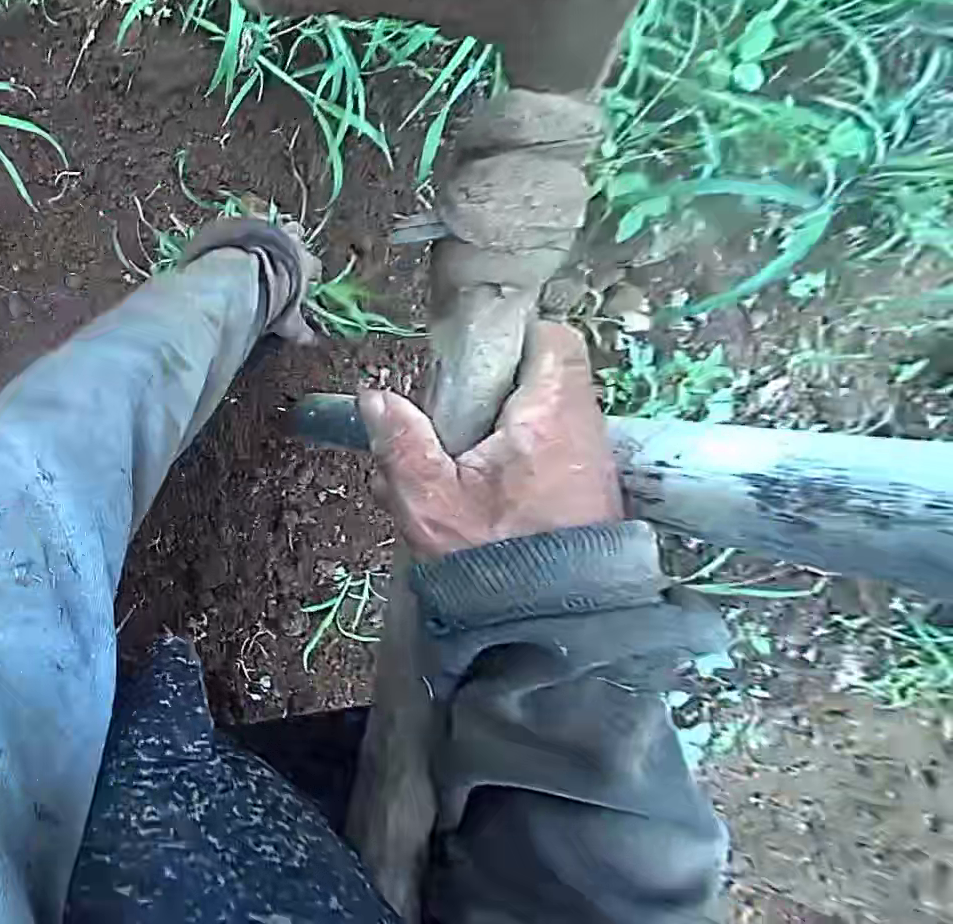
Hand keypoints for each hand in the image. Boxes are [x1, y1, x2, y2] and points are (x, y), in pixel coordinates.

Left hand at [181, 213, 319, 344]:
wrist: (247, 272)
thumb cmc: (272, 298)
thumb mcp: (285, 318)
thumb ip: (296, 328)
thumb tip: (310, 341)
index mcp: (306, 263)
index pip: (313, 266)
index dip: (307, 273)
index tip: (299, 280)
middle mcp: (293, 242)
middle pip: (298, 237)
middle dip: (291, 244)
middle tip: (278, 256)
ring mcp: (270, 228)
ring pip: (276, 223)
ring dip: (269, 231)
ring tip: (259, 241)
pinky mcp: (246, 220)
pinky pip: (249, 215)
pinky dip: (245, 221)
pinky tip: (236, 230)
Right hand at [358, 321, 620, 558]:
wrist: (548, 623)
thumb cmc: (488, 552)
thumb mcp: (426, 496)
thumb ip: (399, 440)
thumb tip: (374, 396)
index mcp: (549, 420)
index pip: (552, 342)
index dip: (508, 336)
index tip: (462, 359)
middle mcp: (581, 430)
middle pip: (531, 377)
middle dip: (476, 393)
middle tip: (434, 422)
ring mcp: (584, 460)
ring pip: (525, 415)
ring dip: (478, 429)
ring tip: (439, 464)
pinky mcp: (577, 486)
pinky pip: (533, 448)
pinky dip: (495, 455)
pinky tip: (461, 488)